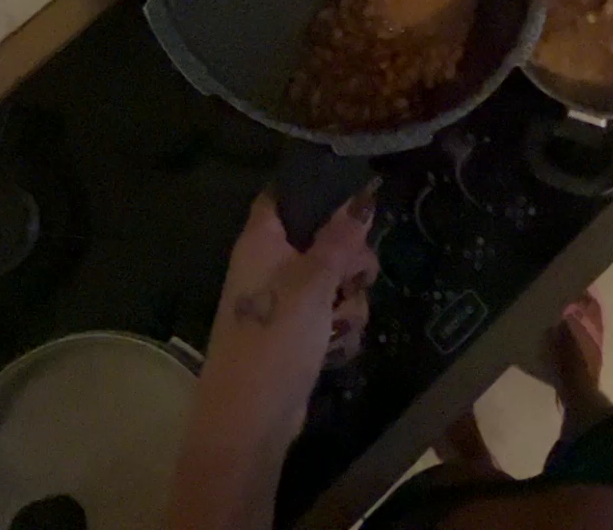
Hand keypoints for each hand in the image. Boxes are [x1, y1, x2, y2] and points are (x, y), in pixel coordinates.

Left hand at [194, 186, 379, 441]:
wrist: (250, 421)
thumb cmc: (275, 338)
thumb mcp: (314, 281)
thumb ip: (341, 238)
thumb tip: (363, 198)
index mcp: (262, 240)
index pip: (286, 194)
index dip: (319, 190)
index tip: (357, 194)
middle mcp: (271, 263)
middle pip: (324, 238)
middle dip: (351, 260)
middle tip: (358, 276)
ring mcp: (285, 299)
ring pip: (336, 279)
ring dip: (349, 301)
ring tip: (338, 324)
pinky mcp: (297, 331)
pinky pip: (332, 313)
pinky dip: (339, 328)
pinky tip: (335, 346)